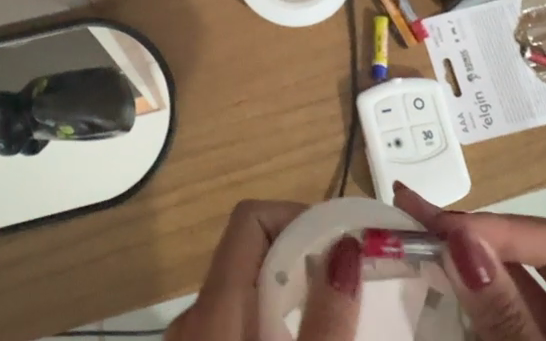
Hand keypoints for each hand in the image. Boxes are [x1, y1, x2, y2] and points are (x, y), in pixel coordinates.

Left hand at [167, 200, 363, 340]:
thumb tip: (347, 249)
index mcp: (213, 306)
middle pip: (251, 248)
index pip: (251, 217)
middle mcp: (195, 314)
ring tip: (335, 307)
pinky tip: (304, 334)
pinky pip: (239, 315)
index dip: (300, 218)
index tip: (345, 244)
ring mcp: (194, 339)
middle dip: (304, 251)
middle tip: (350, 278)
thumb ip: (327, 318)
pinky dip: (274, 313)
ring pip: (247, 285)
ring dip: (292, 285)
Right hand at [395, 185, 545, 340]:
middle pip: (529, 267)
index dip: (501, 229)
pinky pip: (495, 332)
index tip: (441, 226)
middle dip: (468, 238)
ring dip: (458, 271)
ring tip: (406, 239)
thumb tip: (460, 240)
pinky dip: (463, 314)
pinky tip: (426, 294)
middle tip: (407, 210)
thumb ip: (511, 317)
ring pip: (507, 300)